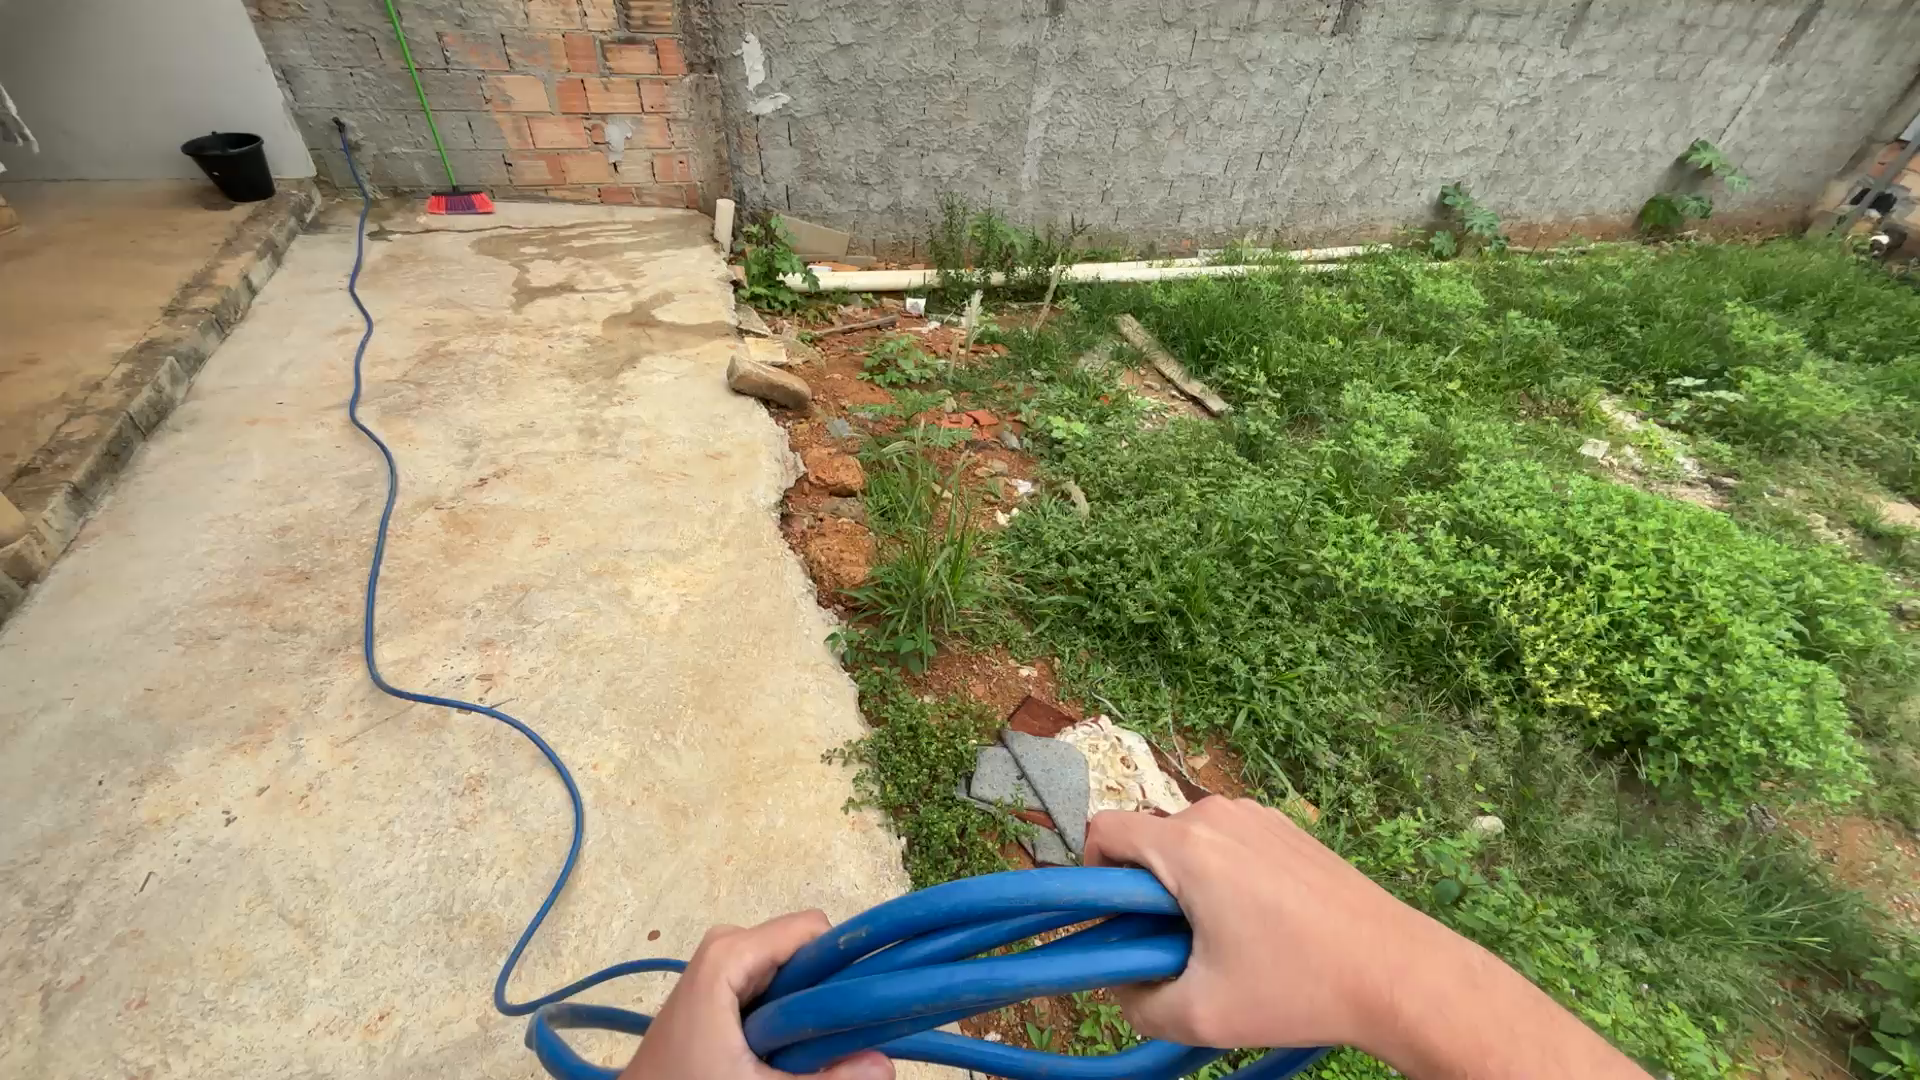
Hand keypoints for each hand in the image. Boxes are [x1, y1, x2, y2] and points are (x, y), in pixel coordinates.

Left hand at [619, 912, 894, 1079]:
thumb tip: (888, 1064)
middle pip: (804, 950)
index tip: (853, 1014)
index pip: (813, 930)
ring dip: (803, 1009)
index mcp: (731, 951)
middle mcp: (727, 942)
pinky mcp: (717, 980)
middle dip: (821, 995)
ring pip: (792, 969)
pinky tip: (774, 1051)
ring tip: (790, 1055)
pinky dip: (784, 1013)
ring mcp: (721, 959)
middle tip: (820, 1048)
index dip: (841, 967)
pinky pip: (772, 980)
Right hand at [1084, 796, 1440, 1051]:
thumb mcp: (1204, 1014)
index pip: (1105, 829)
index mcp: (1187, 844)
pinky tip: (1262, 918)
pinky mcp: (1282, 824)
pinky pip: (1226, 838)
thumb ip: (1137, 1002)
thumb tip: (1116, 981)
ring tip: (1226, 934)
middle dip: (1147, 888)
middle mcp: (1215, 812)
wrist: (1401, 972)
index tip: (1116, 918)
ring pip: (1188, 840)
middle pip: (1148, 839)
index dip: (1092, 871)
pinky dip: (1222, 871)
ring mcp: (1253, 813)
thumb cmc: (1297, 987)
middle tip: (1176, 941)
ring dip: (1186, 881)